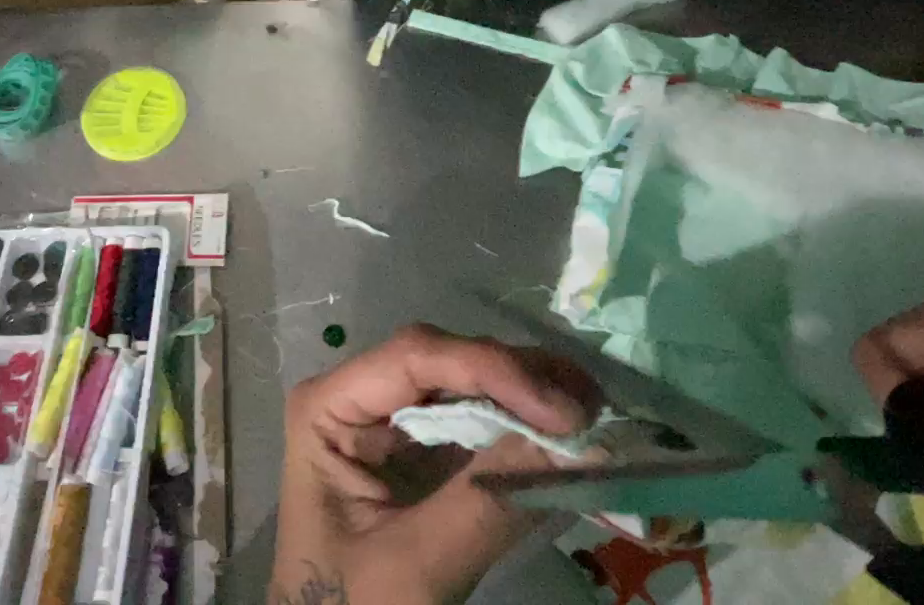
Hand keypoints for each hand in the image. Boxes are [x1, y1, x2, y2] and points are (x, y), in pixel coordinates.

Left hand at [271, 324, 599, 604]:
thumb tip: (578, 445)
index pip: (413, 357)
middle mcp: (358, 394)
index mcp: (329, 406)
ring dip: (531, 393)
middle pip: (445, 360)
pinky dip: (523, 425)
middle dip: (520, 377)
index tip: (565, 413)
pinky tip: (566, 436)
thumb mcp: (414, 565)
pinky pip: (475, 419)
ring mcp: (390, 418)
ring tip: (593, 418)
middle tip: (594, 412)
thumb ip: (487, 503)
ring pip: (467, 381)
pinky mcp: (420, 448)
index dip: (492, 369)